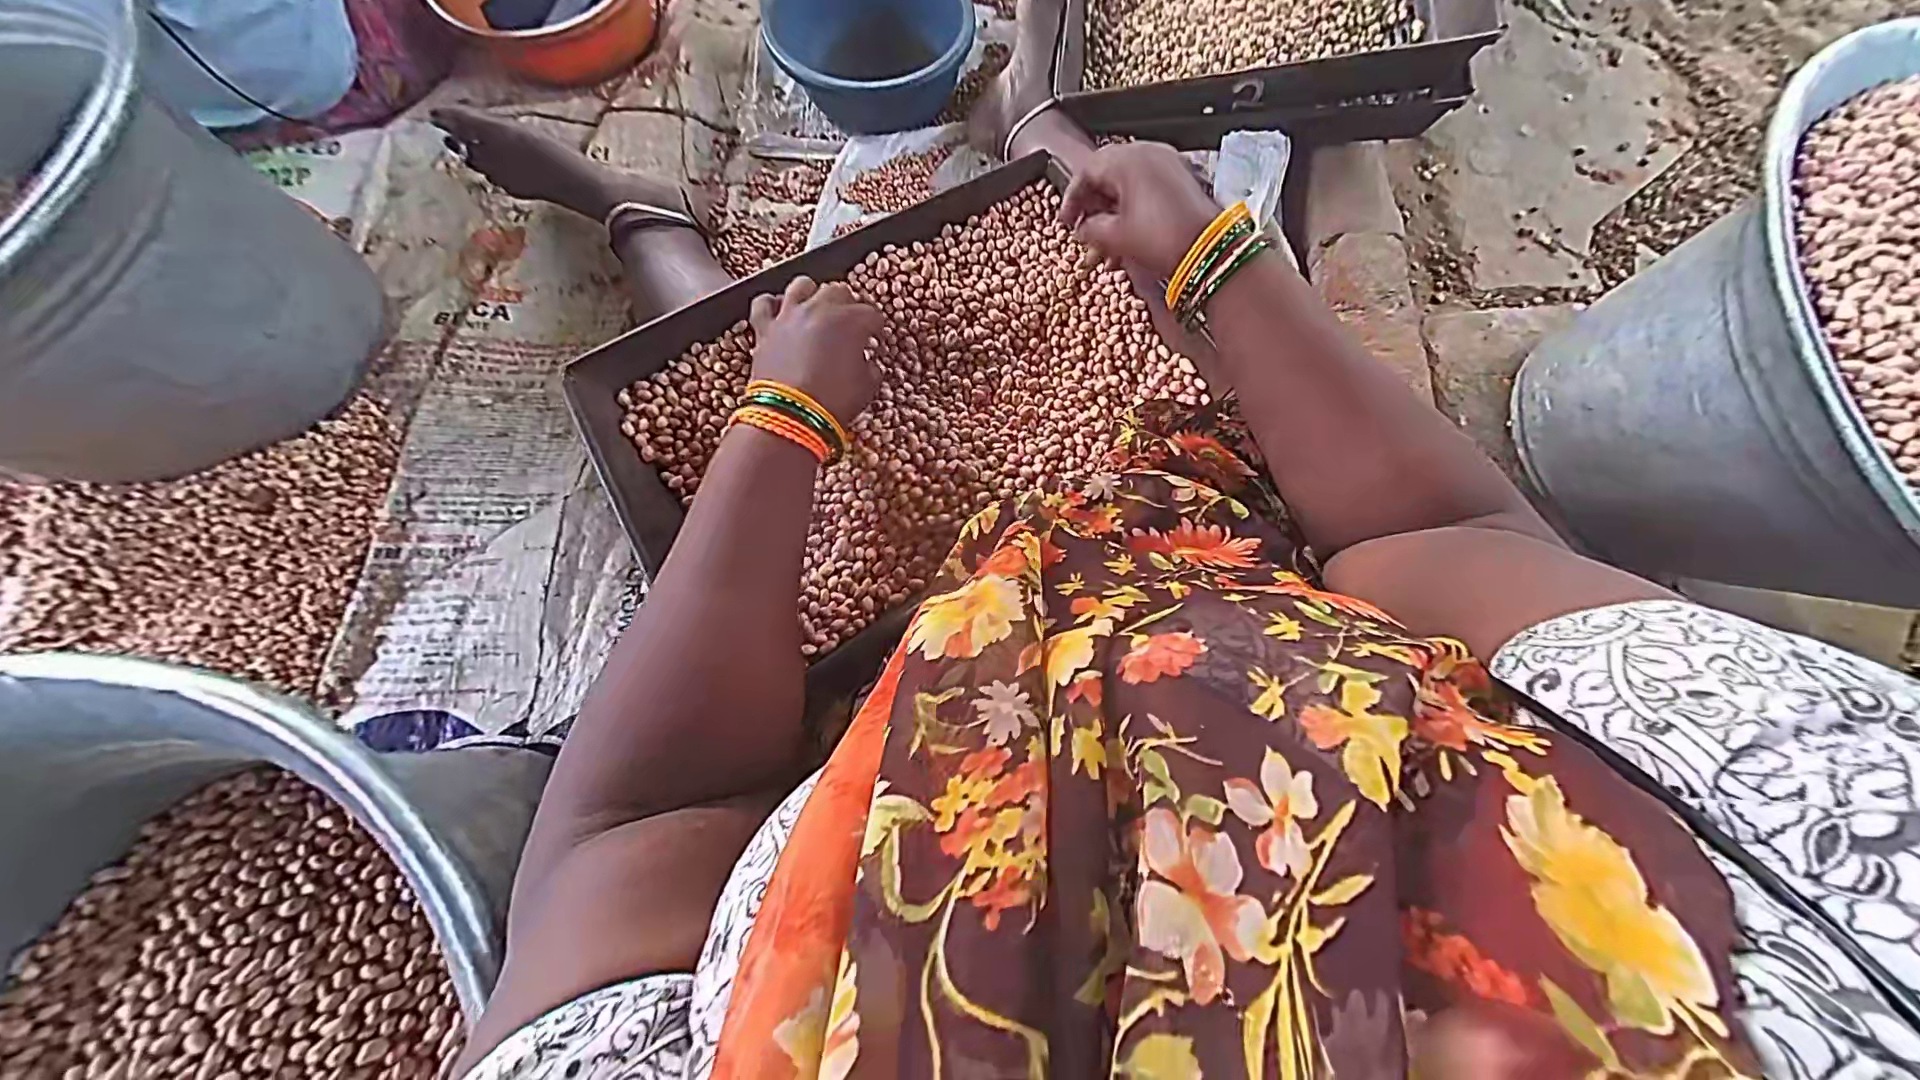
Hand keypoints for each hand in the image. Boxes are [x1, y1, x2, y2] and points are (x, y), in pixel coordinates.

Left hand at [747, 276, 883, 426]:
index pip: (871, 315)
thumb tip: (868, 364)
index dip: (876, 328)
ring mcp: (789, 315)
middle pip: (839, 292)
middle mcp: (819, 309)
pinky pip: (764, 303)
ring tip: (818, 307)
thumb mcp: (866, 388)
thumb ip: (871, 369)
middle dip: (848, 306)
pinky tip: (780, 310)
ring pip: (802, 286)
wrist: (791, 415)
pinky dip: (773, 304)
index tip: (876, 339)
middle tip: (851, 323)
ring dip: (813, 294)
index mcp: (850, 321)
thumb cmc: (831, 402)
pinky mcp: (765, 328)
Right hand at [1057, 142, 1221, 280]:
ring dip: (1110, 211)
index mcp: (1128, 160)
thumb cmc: (1161, 238)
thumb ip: (1090, 228)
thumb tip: (1082, 228)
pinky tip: (1125, 235)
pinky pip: (1146, 189)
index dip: (1071, 197)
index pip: (1087, 170)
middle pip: (1107, 173)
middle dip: (1091, 204)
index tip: (1065, 220)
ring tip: (1103, 240)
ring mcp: (1167, 164)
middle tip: (1082, 228)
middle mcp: (1148, 153)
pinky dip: (1131, 209)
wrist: (1206, 249)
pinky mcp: (1180, 179)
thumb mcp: (1115, 237)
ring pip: (1127, 183)